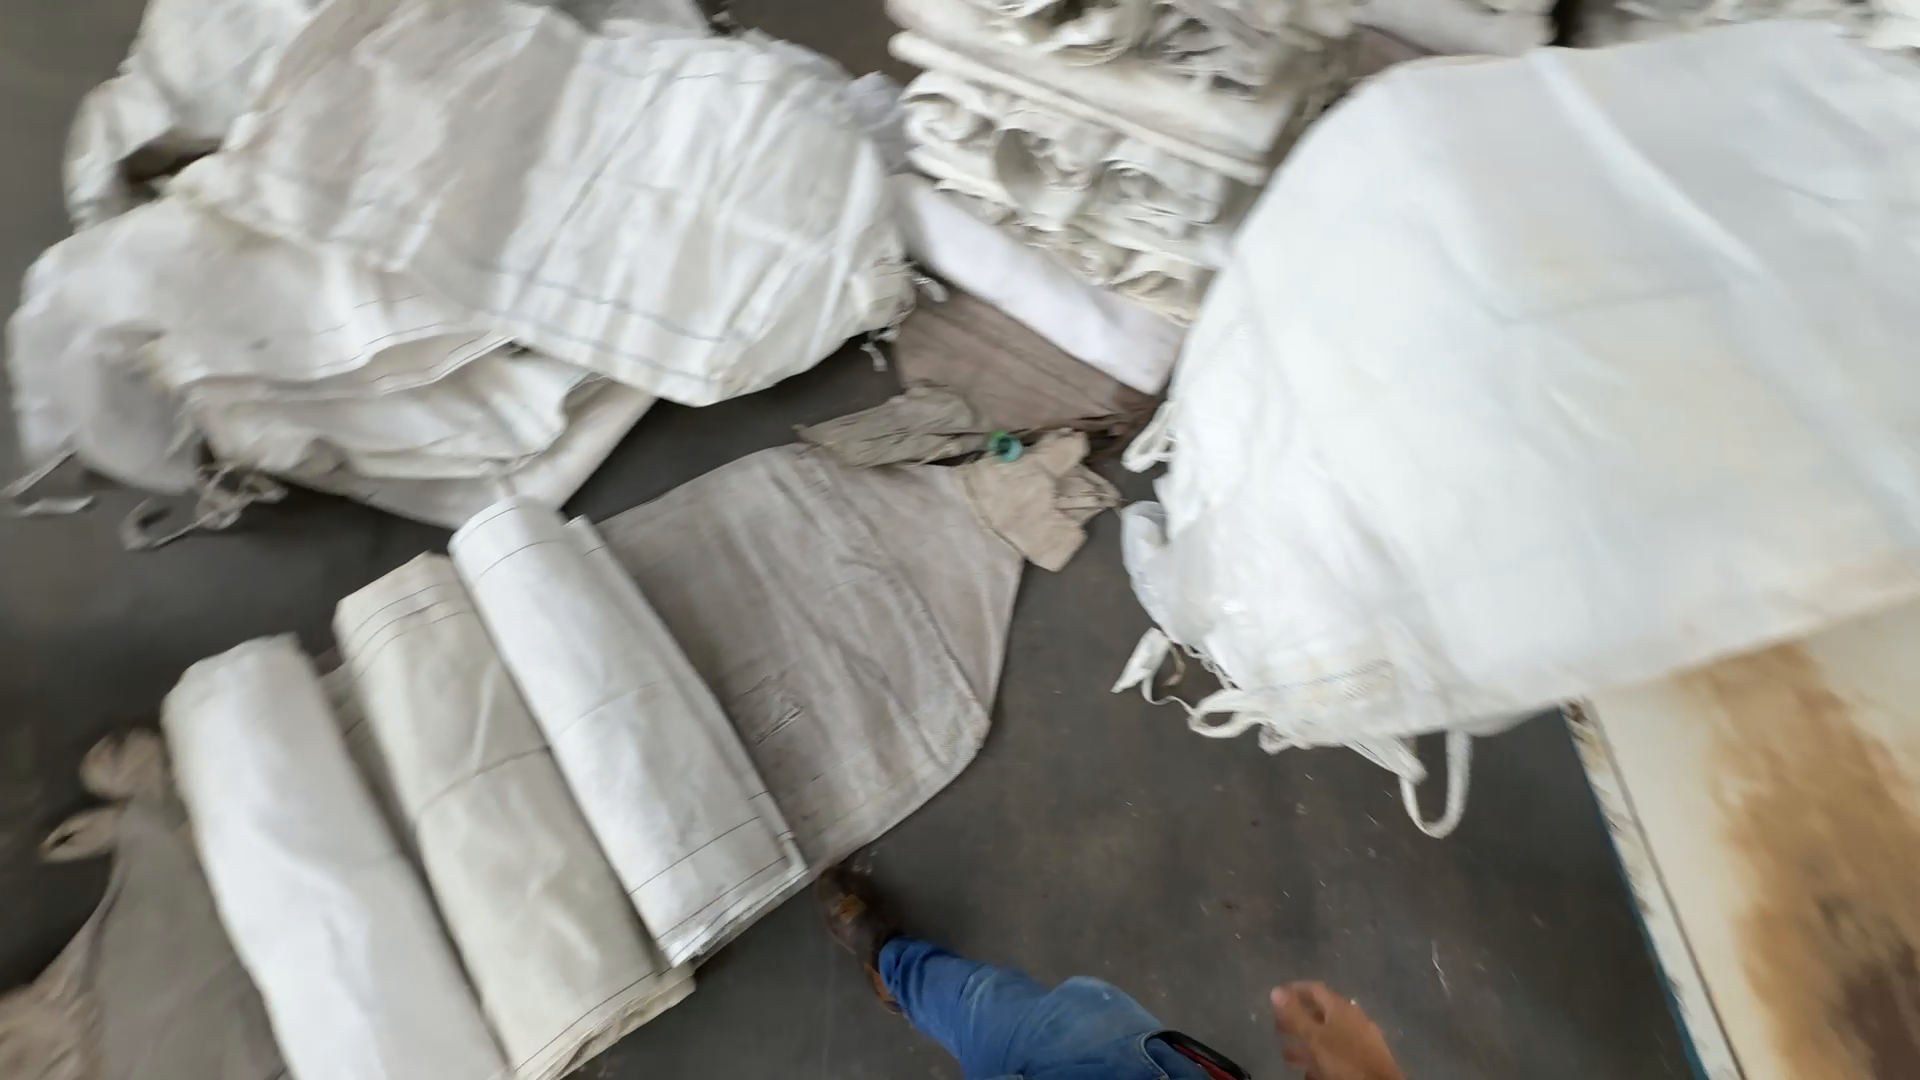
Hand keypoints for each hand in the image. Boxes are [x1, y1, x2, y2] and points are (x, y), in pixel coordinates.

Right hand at [1270, 982, 1404, 1079]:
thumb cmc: (1345, 1061)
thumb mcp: (1313, 1038)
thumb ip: (1294, 1014)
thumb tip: (1275, 990)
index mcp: (1340, 1006)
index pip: (1313, 988)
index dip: (1294, 990)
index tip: (1277, 997)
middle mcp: (1353, 1017)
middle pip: (1320, 1013)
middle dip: (1298, 1020)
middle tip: (1279, 1029)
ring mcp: (1364, 1039)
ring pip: (1329, 1035)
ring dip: (1307, 1043)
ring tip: (1288, 1056)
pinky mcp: (1369, 1060)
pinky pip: (1340, 1052)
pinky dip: (1323, 1057)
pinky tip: (1312, 1072)